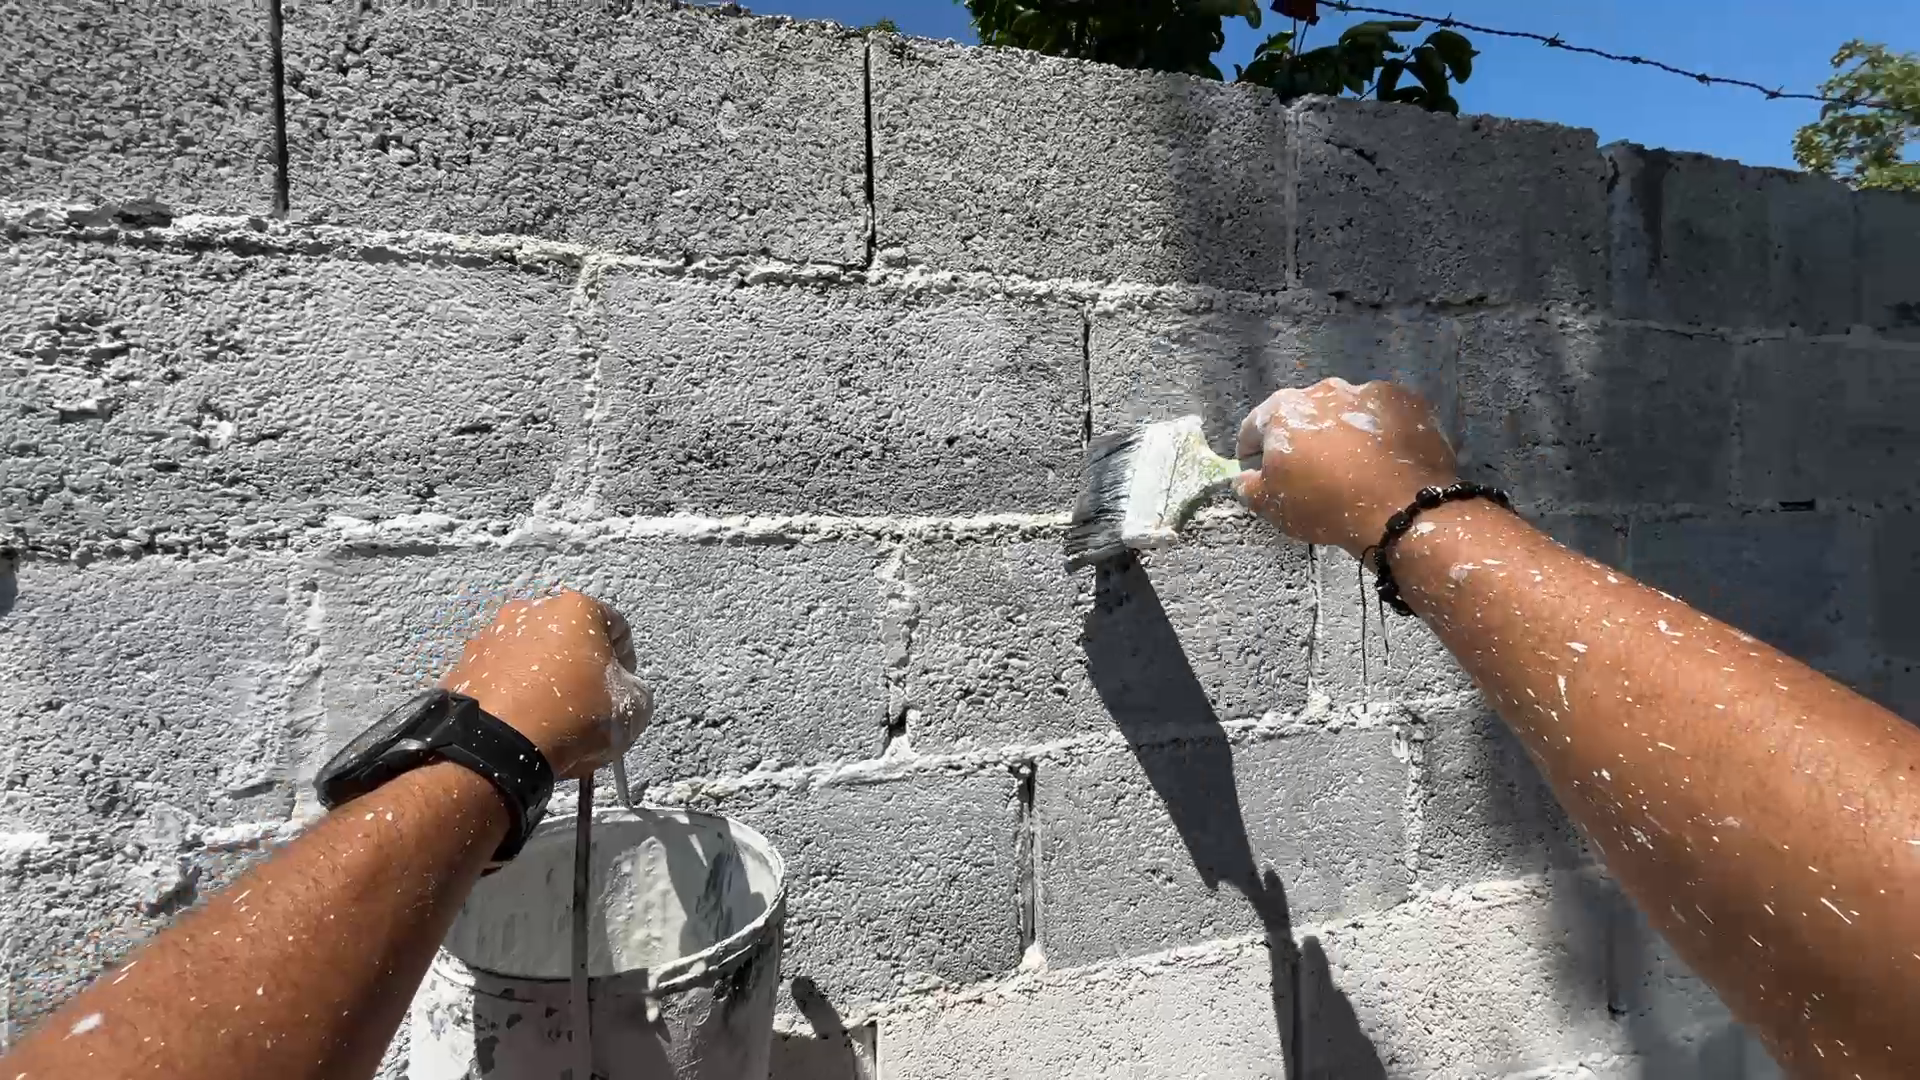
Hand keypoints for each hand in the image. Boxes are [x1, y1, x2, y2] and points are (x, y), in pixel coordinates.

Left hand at [442, 589, 652, 779]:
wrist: (495, 750)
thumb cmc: (573, 716)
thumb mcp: (635, 705)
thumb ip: (635, 686)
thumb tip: (621, 690)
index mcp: (578, 608)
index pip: (617, 626)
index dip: (626, 660)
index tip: (623, 687)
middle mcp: (531, 611)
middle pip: (568, 636)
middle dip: (579, 664)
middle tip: (587, 701)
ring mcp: (490, 636)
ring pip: (531, 654)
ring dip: (544, 678)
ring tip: (551, 717)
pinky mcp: (462, 667)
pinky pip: (500, 677)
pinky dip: (513, 694)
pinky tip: (523, 723)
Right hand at [1233, 378, 1458, 557]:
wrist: (1401, 509)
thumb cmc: (1323, 504)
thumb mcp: (1268, 505)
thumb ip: (1246, 485)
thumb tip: (1245, 476)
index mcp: (1282, 409)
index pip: (1253, 427)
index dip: (1251, 452)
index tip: (1258, 472)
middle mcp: (1323, 390)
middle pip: (1300, 414)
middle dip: (1299, 438)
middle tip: (1307, 471)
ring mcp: (1368, 392)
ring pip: (1342, 412)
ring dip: (1338, 432)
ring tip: (1349, 465)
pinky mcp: (1408, 402)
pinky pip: (1380, 416)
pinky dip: (1375, 432)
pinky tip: (1380, 460)